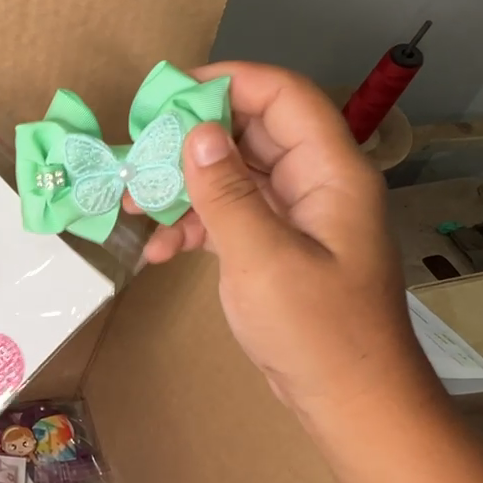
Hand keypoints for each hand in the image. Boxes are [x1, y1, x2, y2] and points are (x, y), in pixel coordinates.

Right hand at [135, 62, 435, 414]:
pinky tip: (160, 251)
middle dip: (191, 141)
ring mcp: (293, 218)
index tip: (169, 94)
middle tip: (136, 154)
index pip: (283, 98)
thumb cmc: (317, 330)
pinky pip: (229, 217)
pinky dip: (193, 227)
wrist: (348, 400)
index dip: (229, 83)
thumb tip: (195, 134)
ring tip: (133, 206)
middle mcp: (314, 185)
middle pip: (250, 135)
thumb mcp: (263, 258)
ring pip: (232, 177)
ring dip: (183, 188)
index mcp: (330, 173)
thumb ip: (227, 193)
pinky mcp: (274, 248)